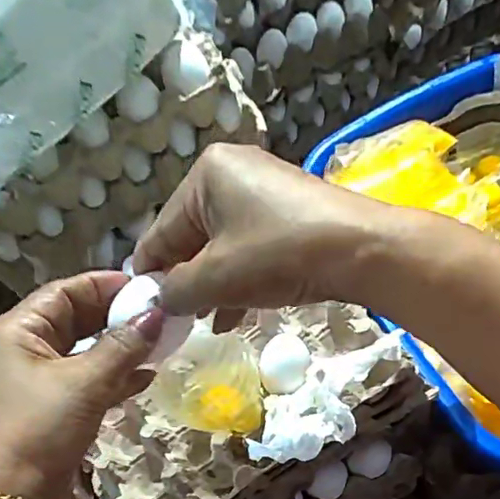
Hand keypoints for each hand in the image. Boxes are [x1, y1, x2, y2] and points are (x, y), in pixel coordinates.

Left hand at [0, 271, 159, 498]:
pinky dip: (113, 378)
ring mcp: (36, 381)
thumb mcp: (84, 382)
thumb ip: (123, 347)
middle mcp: (23, 348)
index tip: (147, 288)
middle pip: (75, 320)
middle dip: (117, 318)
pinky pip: (86, 382)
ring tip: (160, 345)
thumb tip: (156, 314)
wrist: (9, 495)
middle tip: (160, 317)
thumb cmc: (39, 427)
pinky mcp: (50, 409)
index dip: (106, 286)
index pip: (65, 291)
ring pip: (84, 353)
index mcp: (18, 329)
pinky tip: (144, 378)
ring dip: (120, 349)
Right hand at [130, 144, 409, 323]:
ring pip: (221, 248)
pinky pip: (248, 250)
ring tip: (200, 324)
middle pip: (191, 238)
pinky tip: (231, 316)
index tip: (140, 310)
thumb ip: (176, 291)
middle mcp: (232, 174)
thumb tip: (155, 302)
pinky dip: (237, 281)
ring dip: (210, 288)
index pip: (161, 232)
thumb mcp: (218, 277)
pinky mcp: (289, 216)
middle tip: (173, 322)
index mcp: (205, 176)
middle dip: (183, 283)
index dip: (149, 275)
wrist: (359, 250)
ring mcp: (264, 193)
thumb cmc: (279, 255)